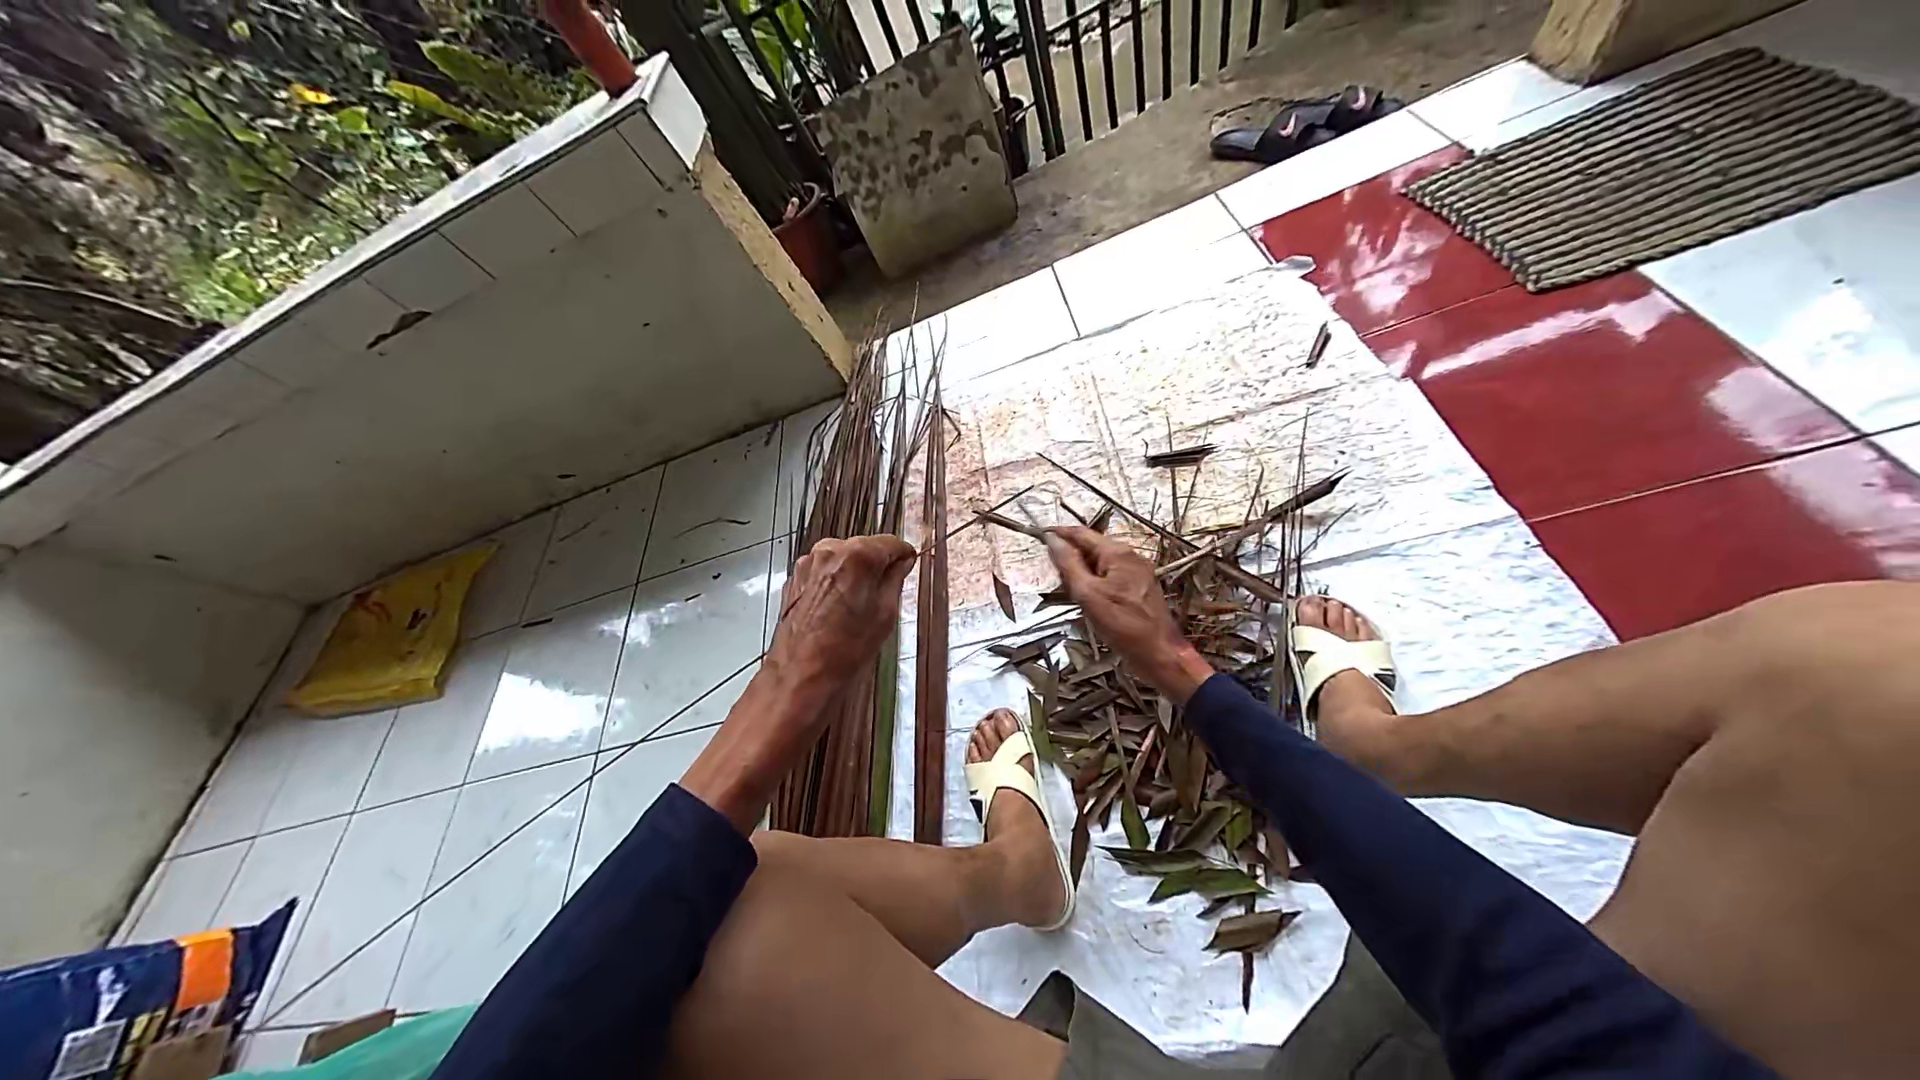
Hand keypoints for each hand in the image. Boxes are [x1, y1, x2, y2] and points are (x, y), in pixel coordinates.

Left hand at [766, 534, 917, 692]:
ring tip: (859, 607)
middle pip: (865, 547)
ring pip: (843, 559)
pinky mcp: (795, 579)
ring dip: (854, 574)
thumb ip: (895, 580)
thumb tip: (901, 563)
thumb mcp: (885, 614)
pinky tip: (837, 611)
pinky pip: (824, 572)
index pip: (892, 543)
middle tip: (884, 595)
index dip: (903, 557)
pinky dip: (835, 584)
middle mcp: (830, 551)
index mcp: (858, 555)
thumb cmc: (845, 650)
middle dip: (877, 566)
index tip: (907, 568)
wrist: (800, 675)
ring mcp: (808, 564)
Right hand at [1043, 526, 1214, 703]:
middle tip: (1048, 564)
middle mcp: (1131, 557)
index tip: (1041, 535)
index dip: (1059, 533)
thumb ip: (1068, 564)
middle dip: (1070, 553)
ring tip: (1063, 582)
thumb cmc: (1125, 627)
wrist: (1159, 654)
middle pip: (1092, 547)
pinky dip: (1094, 581)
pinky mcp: (1139, 589)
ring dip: (1081, 569)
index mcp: (1118, 553)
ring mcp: (1138, 573)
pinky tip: (1085, 596)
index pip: (1082, 534)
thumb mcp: (1087, 594)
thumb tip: (1053, 540)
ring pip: (1101, 563)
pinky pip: (1111, 577)